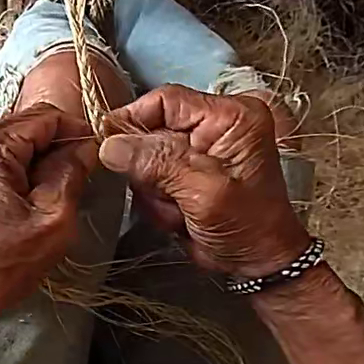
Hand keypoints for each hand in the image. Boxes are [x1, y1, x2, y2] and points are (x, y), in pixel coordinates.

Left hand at [0, 103, 97, 363]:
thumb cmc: (4, 263)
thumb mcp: (52, 217)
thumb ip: (71, 172)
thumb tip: (86, 145)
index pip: (45, 116)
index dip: (76, 131)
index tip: (94, 154)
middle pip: (27, 126)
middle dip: (55, 148)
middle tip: (76, 180)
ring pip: (14, 142)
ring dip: (38, 161)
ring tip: (51, 195)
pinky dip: (18, 170)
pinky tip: (28, 198)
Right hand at [97, 85, 310, 279]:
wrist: (257, 262)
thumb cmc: (246, 225)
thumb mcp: (204, 192)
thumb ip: (159, 163)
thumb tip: (109, 145)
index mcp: (230, 116)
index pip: (165, 100)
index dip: (132, 120)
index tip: (107, 145)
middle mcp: (212, 125)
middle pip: (150, 130)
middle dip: (149, 168)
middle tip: (167, 195)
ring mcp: (196, 150)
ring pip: (144, 158)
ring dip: (152, 189)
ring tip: (178, 209)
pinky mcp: (183, 172)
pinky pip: (148, 178)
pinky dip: (155, 200)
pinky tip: (177, 214)